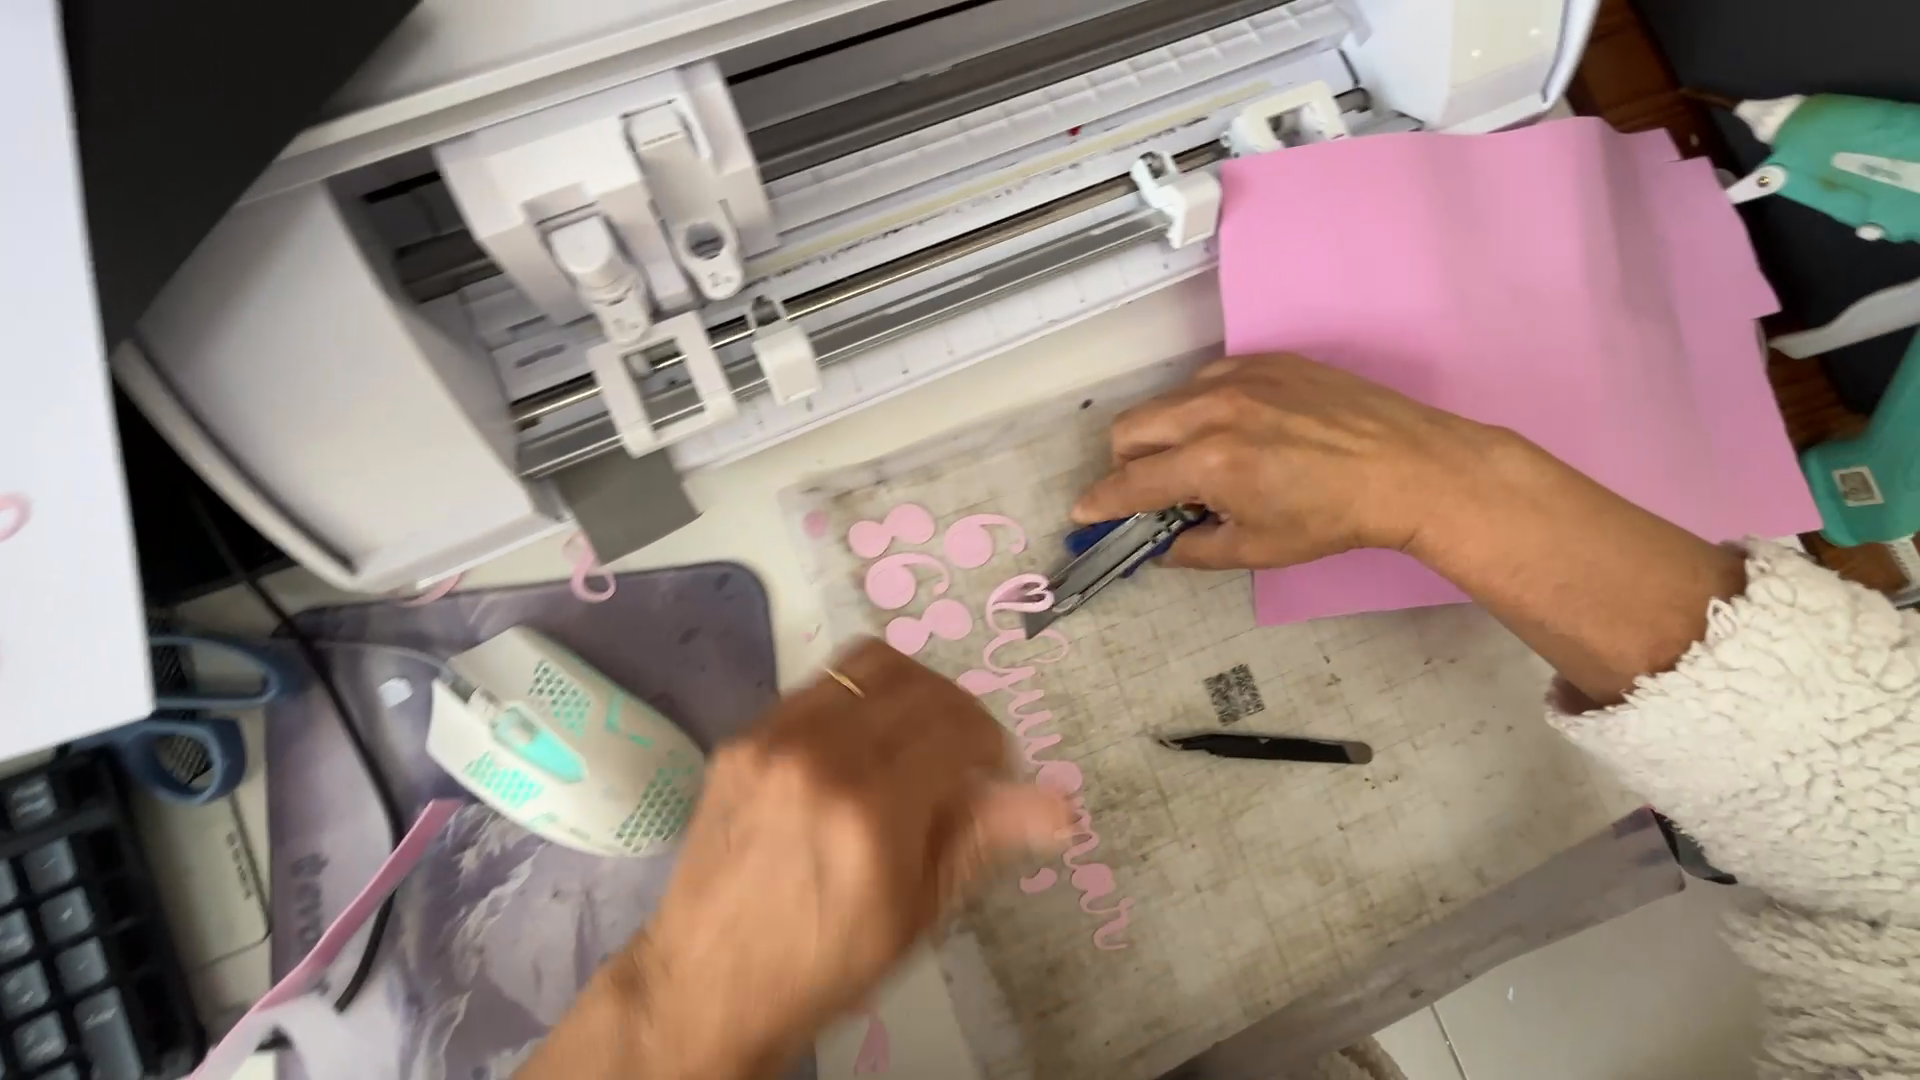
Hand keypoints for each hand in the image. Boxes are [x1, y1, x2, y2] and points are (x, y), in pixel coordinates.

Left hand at [520, 639, 1069, 1079]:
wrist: (704, 981)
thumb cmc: (824, 961)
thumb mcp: (916, 913)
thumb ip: (983, 838)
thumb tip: (1061, 806)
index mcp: (871, 809)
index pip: (957, 729)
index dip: (989, 743)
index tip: (994, 770)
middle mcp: (821, 755)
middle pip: (920, 684)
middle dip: (959, 711)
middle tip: (963, 751)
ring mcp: (774, 737)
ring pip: (870, 664)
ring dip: (912, 688)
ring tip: (916, 732)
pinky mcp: (743, 735)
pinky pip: (821, 684)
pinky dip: (860, 698)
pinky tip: (860, 742)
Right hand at [1071, 353, 1500, 568]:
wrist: (1409, 468)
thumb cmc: (1333, 518)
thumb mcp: (1256, 550)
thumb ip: (1192, 549)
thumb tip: (1159, 546)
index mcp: (1210, 463)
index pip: (1129, 482)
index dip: (1100, 502)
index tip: (1085, 512)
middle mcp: (1213, 410)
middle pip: (1128, 429)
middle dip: (1125, 463)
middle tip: (1152, 488)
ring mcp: (1239, 377)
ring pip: (1164, 401)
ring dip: (1162, 434)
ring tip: (1200, 459)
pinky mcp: (1264, 360)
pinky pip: (1205, 381)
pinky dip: (1200, 409)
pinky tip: (1237, 430)